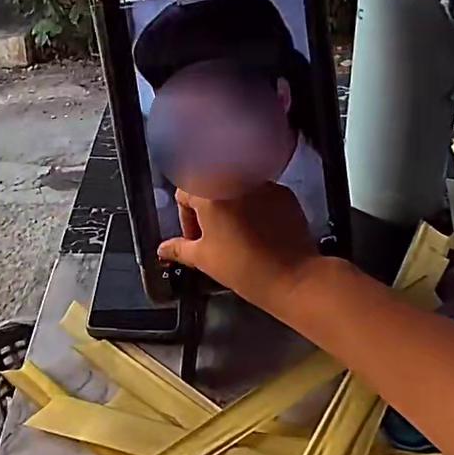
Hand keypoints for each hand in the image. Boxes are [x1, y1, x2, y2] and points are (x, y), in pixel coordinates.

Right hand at [156, 183, 328, 312]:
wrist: (291, 276)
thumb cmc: (241, 266)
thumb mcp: (203, 258)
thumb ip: (179, 248)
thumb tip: (162, 248)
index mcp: (210, 191)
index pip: (184, 194)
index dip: (185, 219)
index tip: (196, 240)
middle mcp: (235, 179)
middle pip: (211, 187)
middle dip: (208, 209)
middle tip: (215, 235)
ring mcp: (263, 183)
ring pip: (238, 189)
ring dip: (232, 206)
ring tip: (238, 233)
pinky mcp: (284, 192)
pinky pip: (261, 194)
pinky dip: (256, 207)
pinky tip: (261, 231)